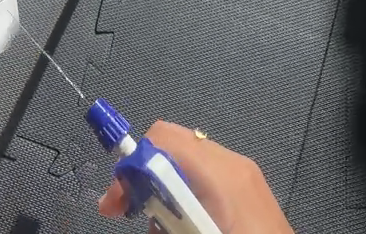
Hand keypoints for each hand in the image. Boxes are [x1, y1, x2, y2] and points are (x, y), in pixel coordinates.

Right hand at [97, 121, 295, 233]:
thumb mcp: (198, 230)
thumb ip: (166, 216)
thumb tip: (130, 199)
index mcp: (223, 176)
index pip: (163, 140)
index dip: (131, 166)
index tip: (115, 202)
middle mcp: (233, 164)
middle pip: (171, 141)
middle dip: (143, 171)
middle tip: (127, 209)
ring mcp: (244, 173)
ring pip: (186, 156)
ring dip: (163, 184)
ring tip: (160, 225)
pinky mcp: (250, 186)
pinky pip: (205, 171)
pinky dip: (185, 190)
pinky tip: (185, 222)